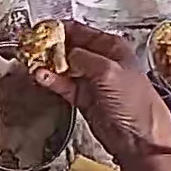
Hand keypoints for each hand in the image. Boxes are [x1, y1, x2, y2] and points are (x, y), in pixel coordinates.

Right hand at [31, 22, 170, 170]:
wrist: (140, 141)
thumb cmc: (135, 104)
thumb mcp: (108, 72)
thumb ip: (82, 57)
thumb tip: (63, 53)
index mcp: (112, 48)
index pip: (81, 30)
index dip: (60, 29)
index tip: (42, 29)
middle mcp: (100, 61)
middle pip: (69, 47)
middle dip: (50, 46)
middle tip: (32, 45)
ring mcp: (91, 80)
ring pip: (63, 66)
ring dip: (47, 63)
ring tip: (31, 60)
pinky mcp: (83, 98)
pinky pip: (62, 84)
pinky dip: (50, 80)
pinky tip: (39, 76)